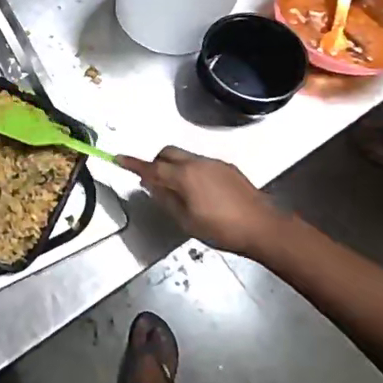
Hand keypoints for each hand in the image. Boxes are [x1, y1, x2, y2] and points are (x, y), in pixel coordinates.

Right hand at [116, 147, 295, 253]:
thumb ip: (165, 199)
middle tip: (154, 181)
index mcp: (184, 176)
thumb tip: (151, 184)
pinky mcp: (228, 168)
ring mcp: (214, 163)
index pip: (151, 167)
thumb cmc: (221, 229)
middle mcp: (197, 163)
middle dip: (156, 162)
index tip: (118, 158)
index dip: (133, 164)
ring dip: (175, 167)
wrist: (264, 227)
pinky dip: (192, 171)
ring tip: (179, 191)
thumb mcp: (185, 220)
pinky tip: (201, 193)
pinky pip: (201, 163)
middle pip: (168, 153)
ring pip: (185, 157)